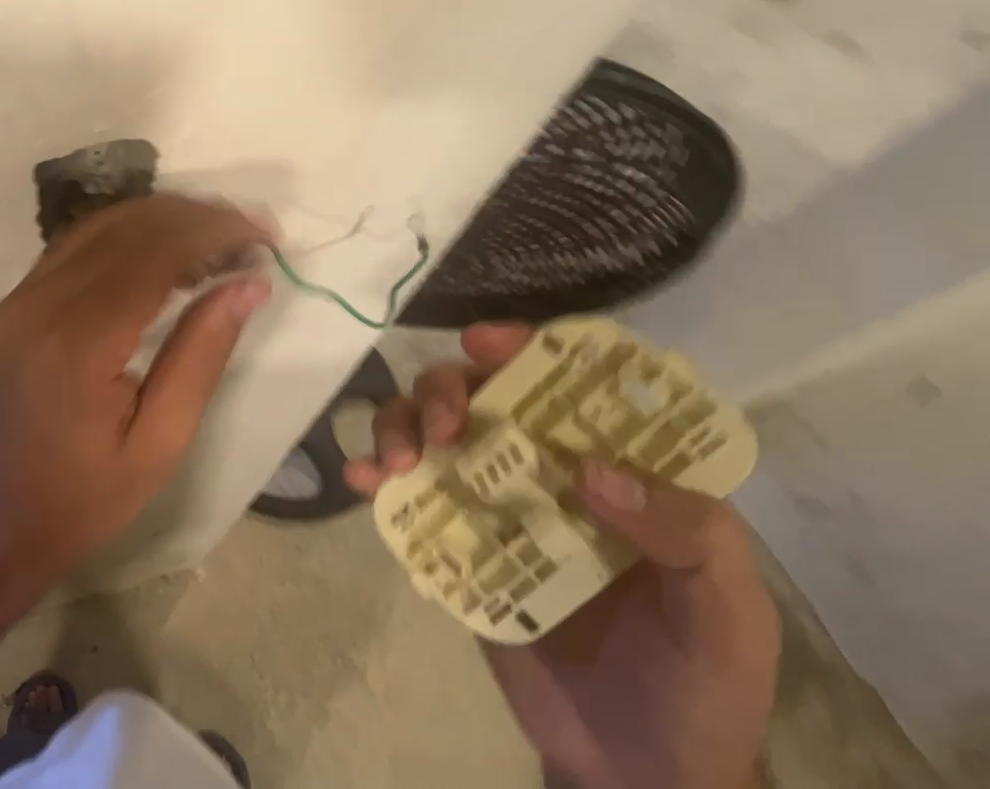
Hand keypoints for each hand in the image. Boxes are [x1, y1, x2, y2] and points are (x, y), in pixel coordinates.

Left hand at [0, 194, 271, 587]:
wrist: (0, 516)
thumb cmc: (87, 495)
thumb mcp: (161, 441)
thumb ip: (202, 356)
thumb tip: (248, 283)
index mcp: (79, 342)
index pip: (154, 255)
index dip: (213, 232)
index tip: (265, 234)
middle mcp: (40, 305)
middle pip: (125, 230)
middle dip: (193, 217)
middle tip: (250, 228)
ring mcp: (18, 301)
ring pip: (96, 229)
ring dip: (158, 219)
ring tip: (216, 230)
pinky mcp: (11, 306)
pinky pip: (71, 250)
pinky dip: (121, 237)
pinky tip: (160, 249)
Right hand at [349, 325, 779, 788]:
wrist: (634, 767)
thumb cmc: (699, 683)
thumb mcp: (725, 612)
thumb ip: (685, 535)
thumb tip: (589, 469)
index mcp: (622, 470)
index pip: (573, 386)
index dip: (529, 348)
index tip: (484, 344)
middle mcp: (551, 472)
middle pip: (484, 396)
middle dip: (448, 391)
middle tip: (442, 430)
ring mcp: (496, 507)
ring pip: (434, 433)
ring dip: (403, 425)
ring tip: (399, 461)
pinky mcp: (457, 544)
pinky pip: (411, 496)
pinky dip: (379, 476)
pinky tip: (364, 482)